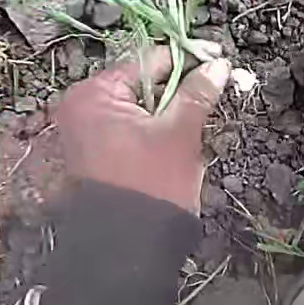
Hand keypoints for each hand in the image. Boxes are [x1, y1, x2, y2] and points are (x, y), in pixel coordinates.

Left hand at [56, 46, 230, 212]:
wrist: (129, 246)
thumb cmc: (151, 184)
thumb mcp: (179, 132)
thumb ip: (197, 93)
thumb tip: (219, 64)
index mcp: (95, 94)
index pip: (149, 61)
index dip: (188, 59)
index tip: (219, 59)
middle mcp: (84, 107)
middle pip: (145, 83)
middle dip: (182, 88)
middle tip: (217, 88)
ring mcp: (90, 131)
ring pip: (143, 106)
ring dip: (174, 110)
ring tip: (203, 118)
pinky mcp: (100, 152)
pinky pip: (136, 127)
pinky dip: (160, 128)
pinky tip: (184, 137)